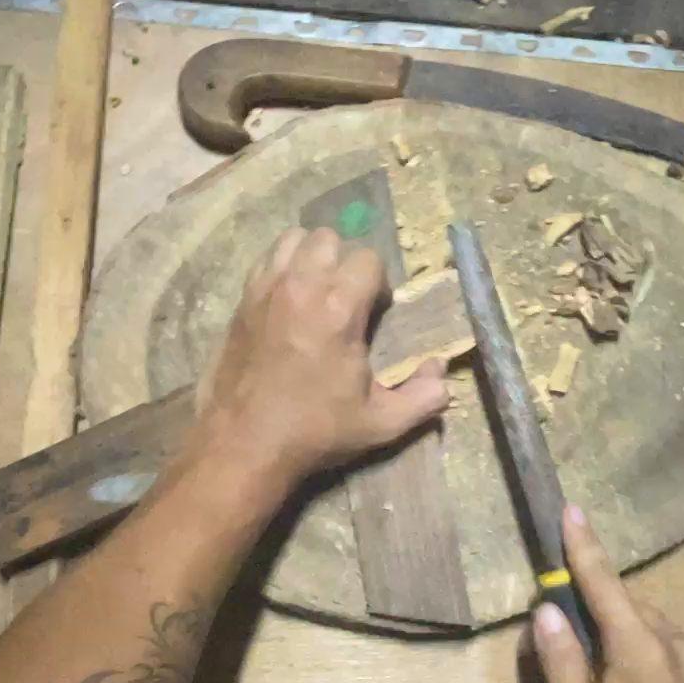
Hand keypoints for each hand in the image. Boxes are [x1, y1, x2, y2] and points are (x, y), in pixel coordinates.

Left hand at [195, 227, 450, 487]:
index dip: (379, 284)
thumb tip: (441, 371)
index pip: (368, 259)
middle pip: (329, 239)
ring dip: (312, 257)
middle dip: (345, 263)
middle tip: (347, 300)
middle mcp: (300, 286)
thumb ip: (423, 397)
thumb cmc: (316, 431)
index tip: (376, 314)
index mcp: (338, 308)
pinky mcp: (241, 302)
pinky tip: (289, 302)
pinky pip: (266, 260)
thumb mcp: (381, 424)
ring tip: (317, 292)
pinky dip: (282, 268)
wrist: (245, 444)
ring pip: (293, 240)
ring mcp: (265, 290)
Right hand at [531, 505, 683, 682]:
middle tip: (555, 624)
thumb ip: (562, 667)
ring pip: (646, 624)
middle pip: (625, 604)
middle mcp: (677, 647)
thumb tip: (548, 612)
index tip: (571, 509)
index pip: (605, 587)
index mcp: (640, 655)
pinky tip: (620, 682)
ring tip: (586, 668)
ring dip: (613, 627)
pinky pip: (663, 644)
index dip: (584, 548)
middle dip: (590, 601)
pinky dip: (635, 644)